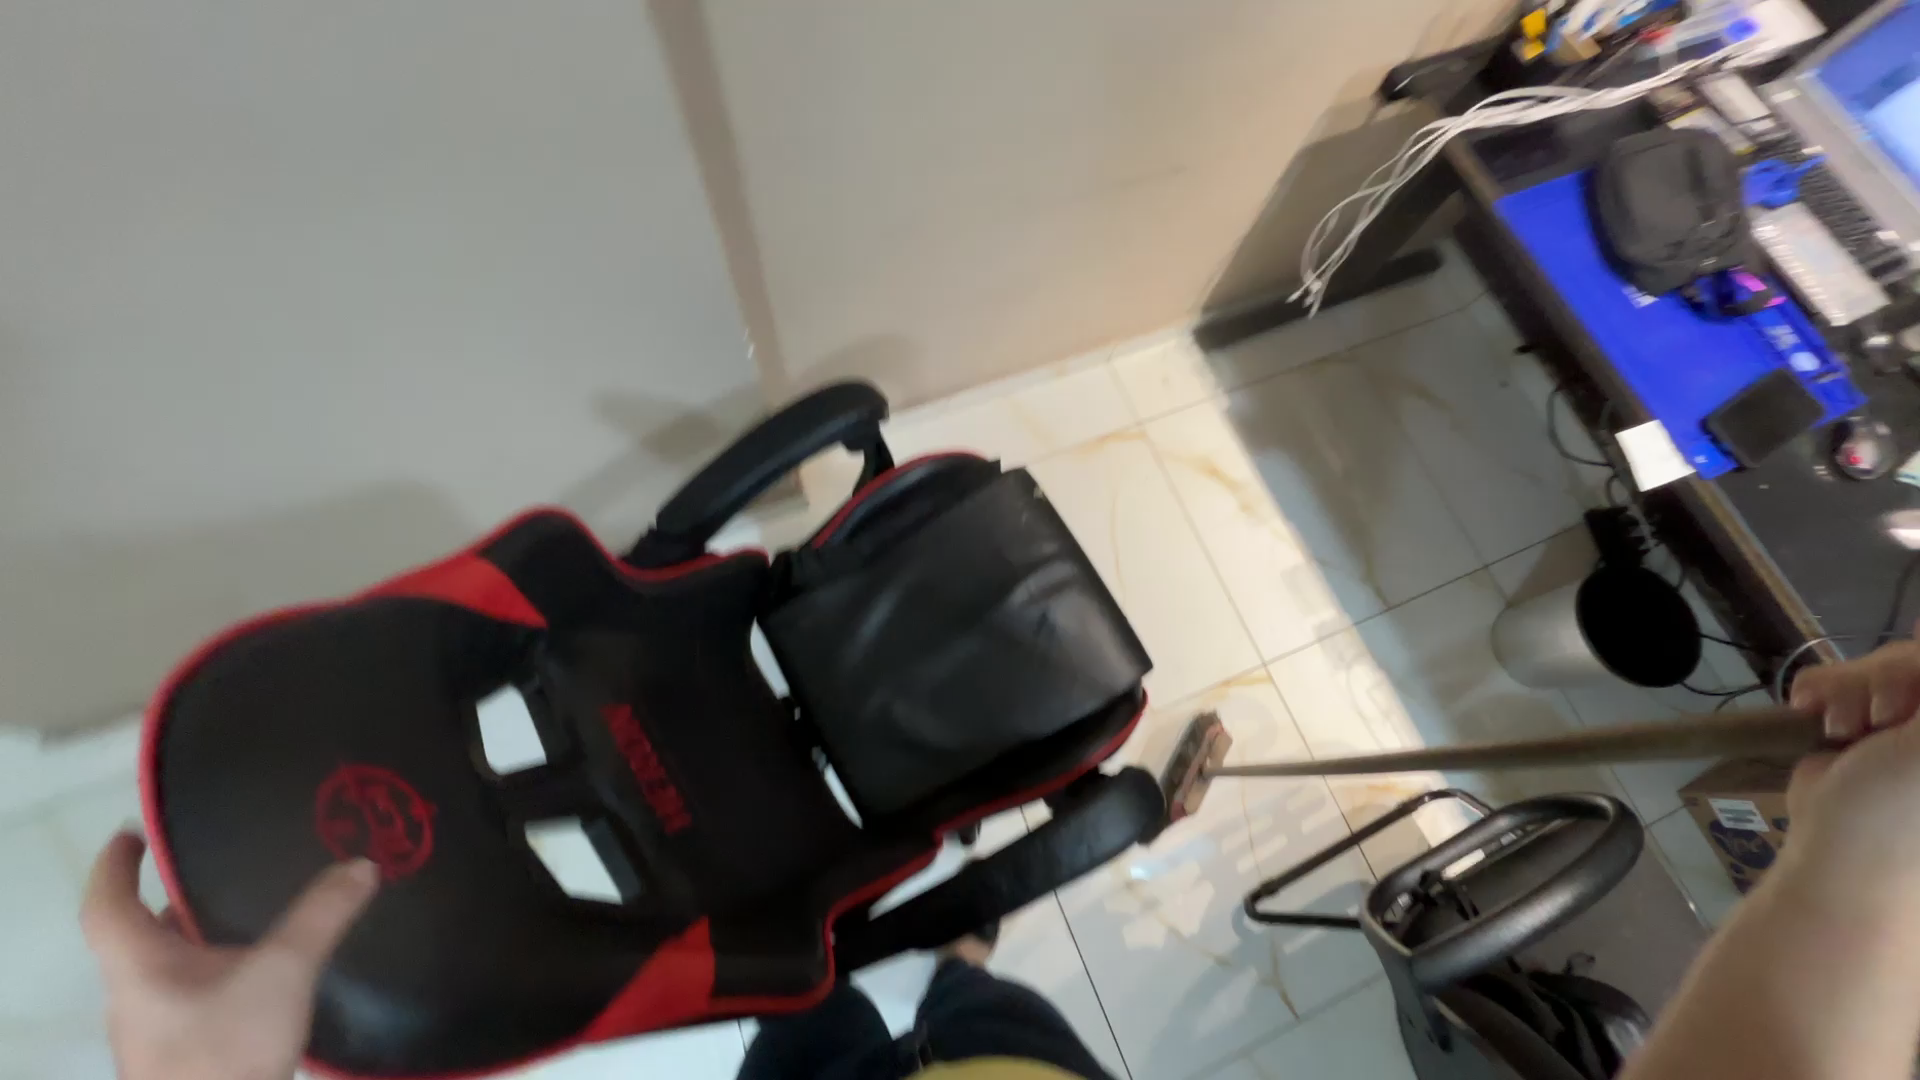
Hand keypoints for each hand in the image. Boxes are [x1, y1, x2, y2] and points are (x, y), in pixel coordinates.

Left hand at [81, 831, 378, 1079]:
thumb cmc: (224, 1050)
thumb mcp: (283, 973)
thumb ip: (322, 915)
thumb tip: (362, 863)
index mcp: (142, 968)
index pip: (108, 907)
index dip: (117, 866)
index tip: (135, 831)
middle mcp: (141, 991)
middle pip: (145, 932)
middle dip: (179, 892)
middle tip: (228, 858)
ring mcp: (164, 1021)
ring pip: (177, 959)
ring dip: (208, 926)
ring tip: (263, 897)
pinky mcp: (191, 1041)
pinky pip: (204, 982)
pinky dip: (231, 956)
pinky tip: (275, 956)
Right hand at [1784, 634, 1919, 910]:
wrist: (1844, 849)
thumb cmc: (1906, 809)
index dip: (1915, 670)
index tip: (1905, 708)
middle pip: (1913, 658)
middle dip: (1886, 679)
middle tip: (1880, 720)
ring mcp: (1906, 719)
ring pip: (1873, 664)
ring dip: (1847, 688)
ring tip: (1841, 727)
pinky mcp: (1857, 722)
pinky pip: (1833, 679)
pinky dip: (1816, 691)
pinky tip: (1814, 716)